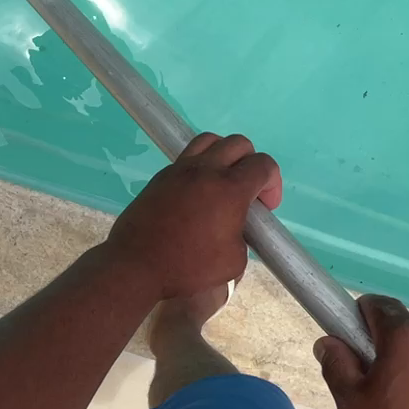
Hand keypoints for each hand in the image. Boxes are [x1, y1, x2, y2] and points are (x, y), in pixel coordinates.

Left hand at [104, 133, 282, 299]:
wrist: (136, 265)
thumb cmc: (187, 267)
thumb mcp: (233, 262)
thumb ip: (243, 237)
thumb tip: (236, 228)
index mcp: (229, 189)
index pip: (263, 165)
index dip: (273, 184)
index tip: (265, 208)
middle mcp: (205, 170)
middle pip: (238, 144)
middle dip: (251, 163)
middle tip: (246, 191)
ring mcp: (179, 170)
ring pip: (209, 141)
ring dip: (223, 154)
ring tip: (222, 180)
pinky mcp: (159, 177)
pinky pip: (186, 157)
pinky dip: (199, 166)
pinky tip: (196, 192)